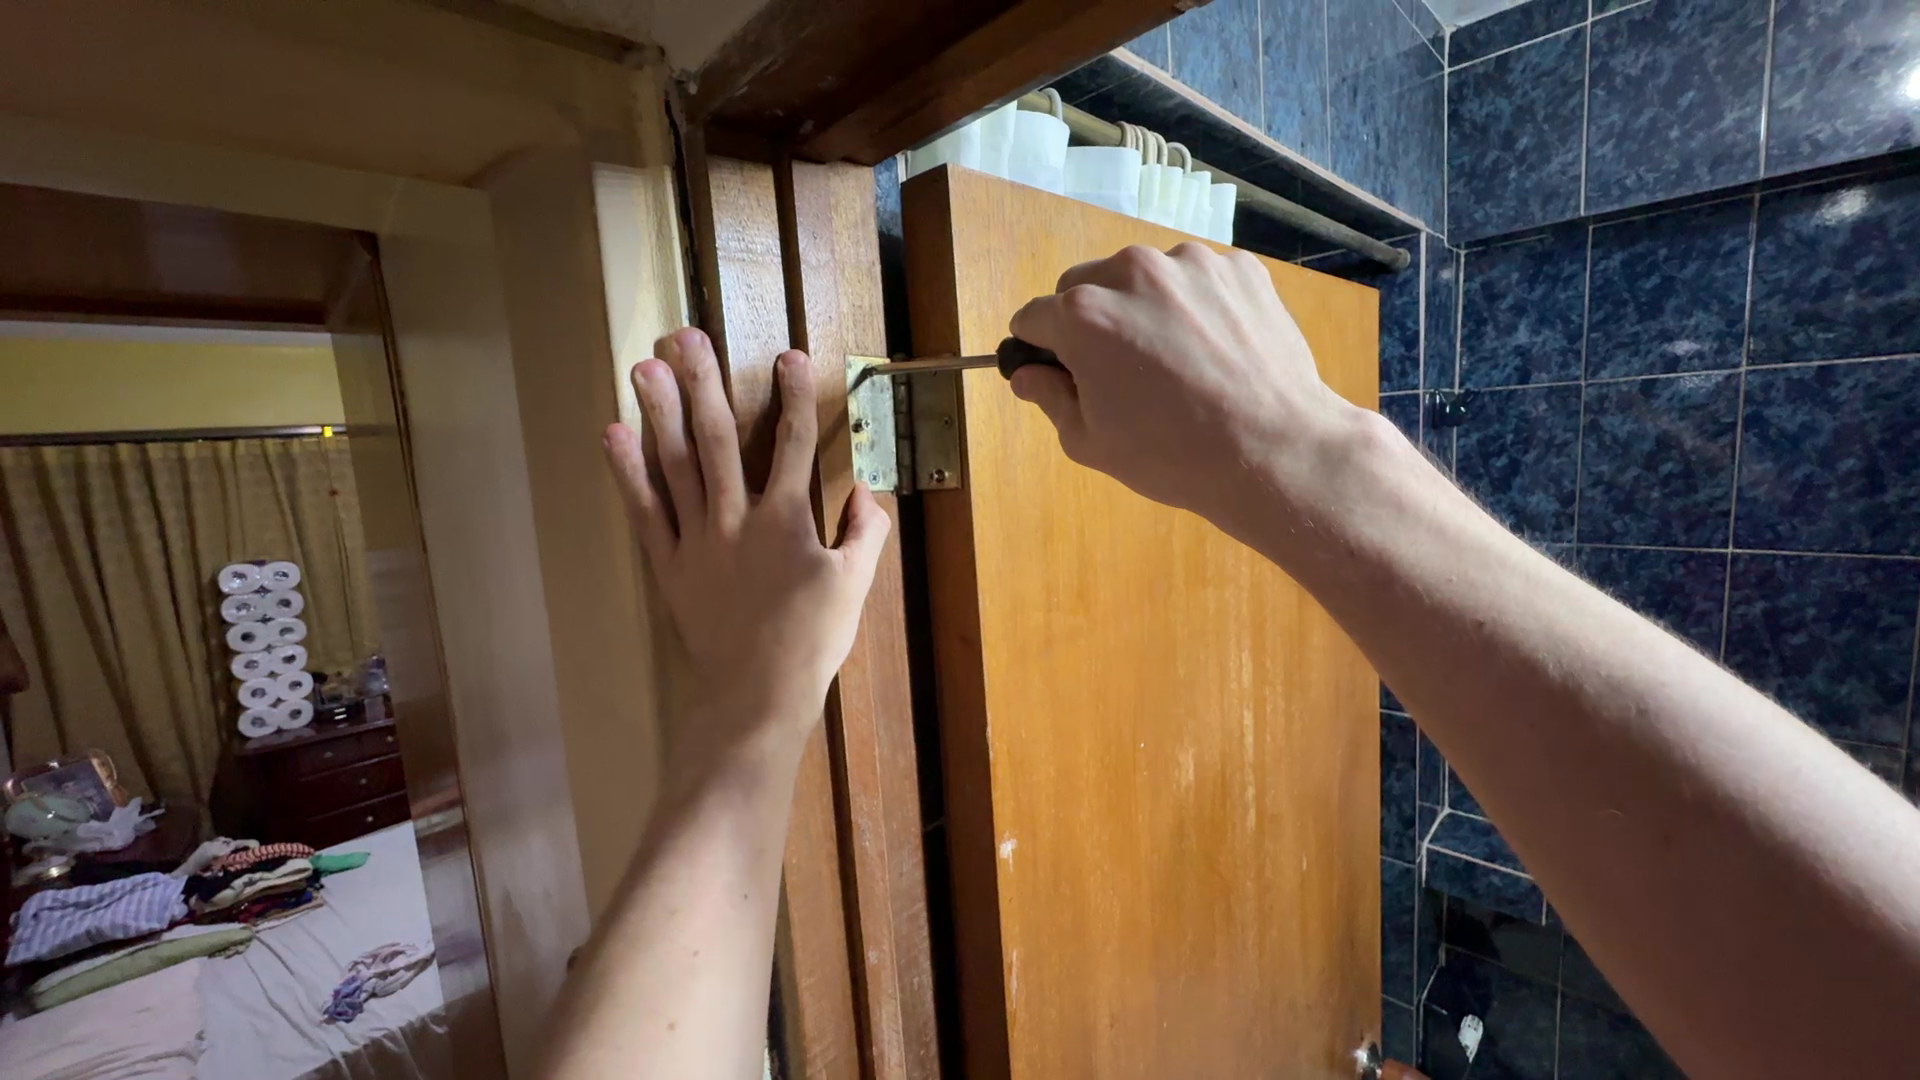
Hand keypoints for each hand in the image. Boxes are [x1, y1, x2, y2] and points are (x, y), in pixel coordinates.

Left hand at [603, 329, 889, 760]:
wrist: (757, 694)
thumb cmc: (812, 640)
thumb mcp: (856, 586)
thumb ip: (866, 533)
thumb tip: (868, 491)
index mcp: (788, 520)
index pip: (796, 445)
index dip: (794, 397)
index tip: (788, 354)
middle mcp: (737, 517)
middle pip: (722, 440)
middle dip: (706, 384)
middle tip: (687, 336)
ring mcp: (697, 538)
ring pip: (677, 466)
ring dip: (661, 413)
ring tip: (643, 365)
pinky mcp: (669, 563)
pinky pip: (645, 512)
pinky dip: (628, 474)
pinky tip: (613, 434)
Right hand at [1006, 243, 1373, 533]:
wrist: (1273, 449)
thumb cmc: (1169, 456)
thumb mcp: (1089, 442)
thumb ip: (1048, 397)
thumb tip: (1025, 374)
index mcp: (1084, 315)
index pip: (1032, 317)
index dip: (1037, 348)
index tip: (1056, 371)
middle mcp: (1131, 271)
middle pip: (1082, 286)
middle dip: (1086, 321)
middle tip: (1116, 370)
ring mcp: (1190, 263)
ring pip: (1140, 277)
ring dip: (1139, 307)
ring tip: (1173, 359)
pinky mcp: (1239, 267)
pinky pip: (1194, 279)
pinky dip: (1190, 304)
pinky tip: (1211, 348)